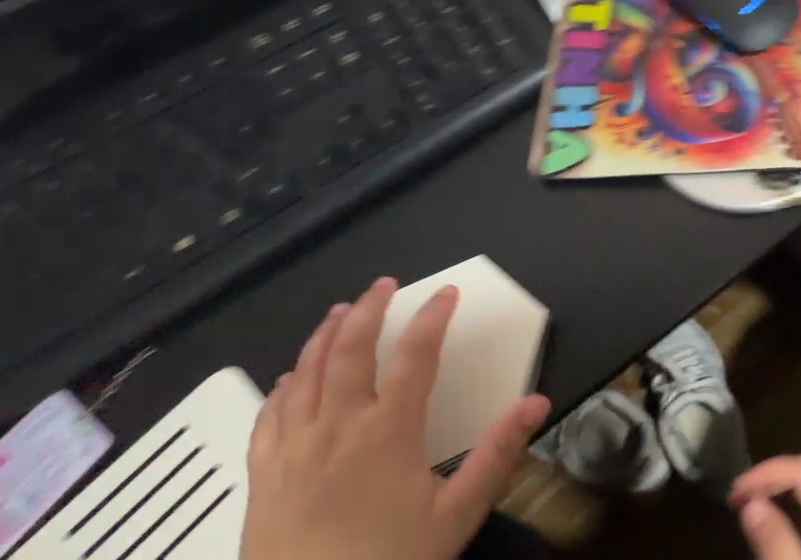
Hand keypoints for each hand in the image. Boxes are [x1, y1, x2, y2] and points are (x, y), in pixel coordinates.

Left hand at [241, 277, 550, 559]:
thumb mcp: (456, 515)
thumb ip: (497, 455)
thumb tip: (537, 402)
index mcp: (388, 431)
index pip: (415, 355)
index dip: (432, 317)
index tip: (445, 293)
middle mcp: (338, 426)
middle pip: (350, 349)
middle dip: (368, 309)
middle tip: (384, 285)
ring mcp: (293, 448)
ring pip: (305, 372)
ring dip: (324, 335)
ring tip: (339, 312)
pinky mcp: (263, 475)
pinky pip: (269, 415)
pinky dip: (283, 385)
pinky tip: (290, 378)